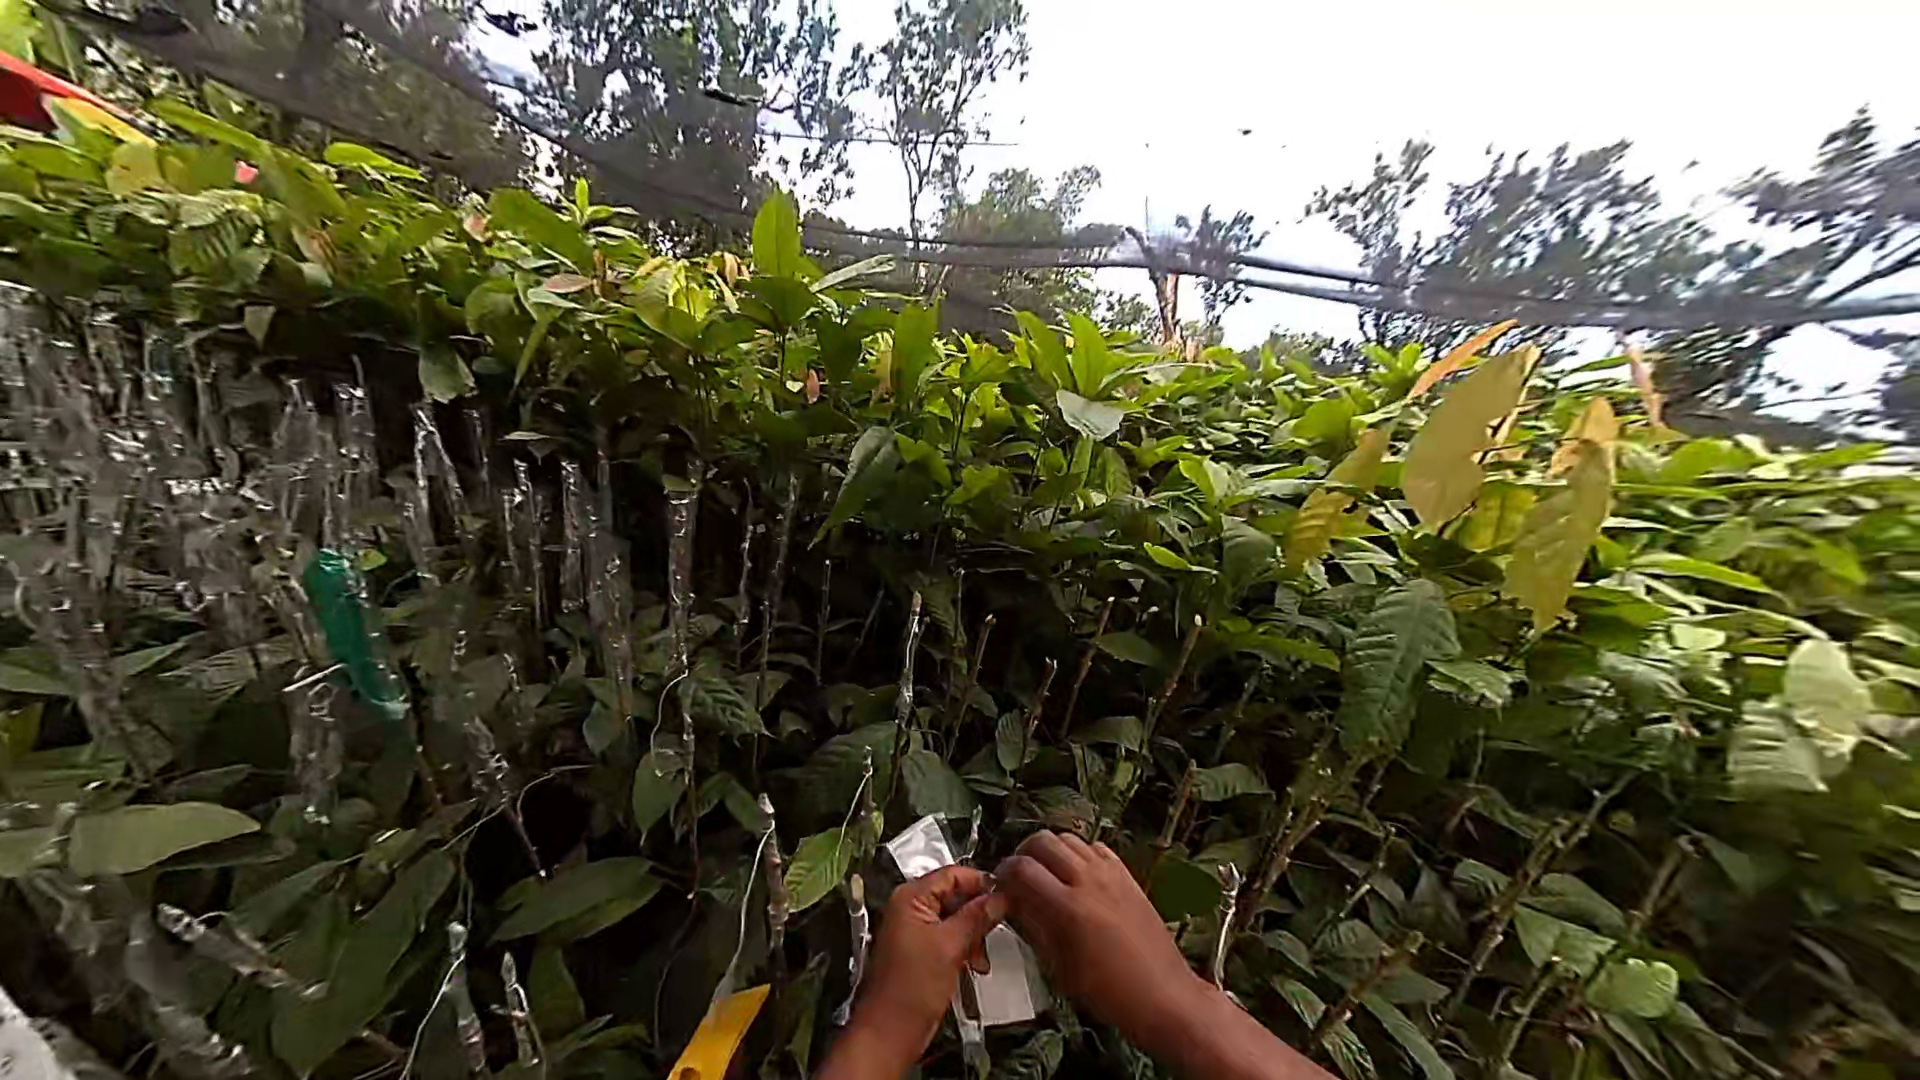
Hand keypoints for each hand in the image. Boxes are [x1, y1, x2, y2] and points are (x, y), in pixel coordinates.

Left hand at [817, 866, 1005, 1079]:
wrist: (889, 1034)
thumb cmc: (912, 987)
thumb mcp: (951, 946)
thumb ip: (977, 917)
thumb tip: (1000, 897)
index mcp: (911, 896)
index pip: (952, 874)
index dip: (979, 883)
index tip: (1004, 895)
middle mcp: (911, 906)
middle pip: (955, 896)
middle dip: (976, 915)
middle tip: (993, 932)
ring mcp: (916, 928)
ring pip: (955, 918)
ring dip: (972, 935)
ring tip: (981, 959)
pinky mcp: (922, 949)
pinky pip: (949, 936)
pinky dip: (964, 947)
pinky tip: (974, 965)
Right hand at [994, 831, 1330, 1079]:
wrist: (1164, 996)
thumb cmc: (1113, 993)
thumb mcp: (1061, 969)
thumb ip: (1034, 928)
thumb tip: (1014, 903)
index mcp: (1069, 908)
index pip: (1022, 868)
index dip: (1004, 871)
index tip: (1000, 881)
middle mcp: (1088, 881)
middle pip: (1043, 840)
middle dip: (1024, 852)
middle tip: (1019, 872)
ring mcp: (1109, 873)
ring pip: (1067, 837)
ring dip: (1050, 849)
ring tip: (1045, 870)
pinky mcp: (1125, 873)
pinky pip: (1093, 846)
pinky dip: (1078, 852)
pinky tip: (1075, 872)